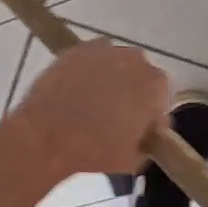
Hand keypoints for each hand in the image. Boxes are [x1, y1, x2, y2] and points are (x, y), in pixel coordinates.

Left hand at [13, 39, 169, 175]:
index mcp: (155, 84)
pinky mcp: (75, 50)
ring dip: (109, 78)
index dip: (150, 110)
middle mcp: (134, 59)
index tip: (138, 125)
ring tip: (92, 101)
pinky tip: (75, 90)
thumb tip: (150, 128)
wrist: (46, 136)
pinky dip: (86, 71)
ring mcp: (103, 50)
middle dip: (131, 90)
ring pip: (114, 63)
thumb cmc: (95, 151)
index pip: (161, 94)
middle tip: (115, 113)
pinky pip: (89, 60)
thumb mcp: (135, 156)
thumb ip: (151, 137)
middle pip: (139, 74)